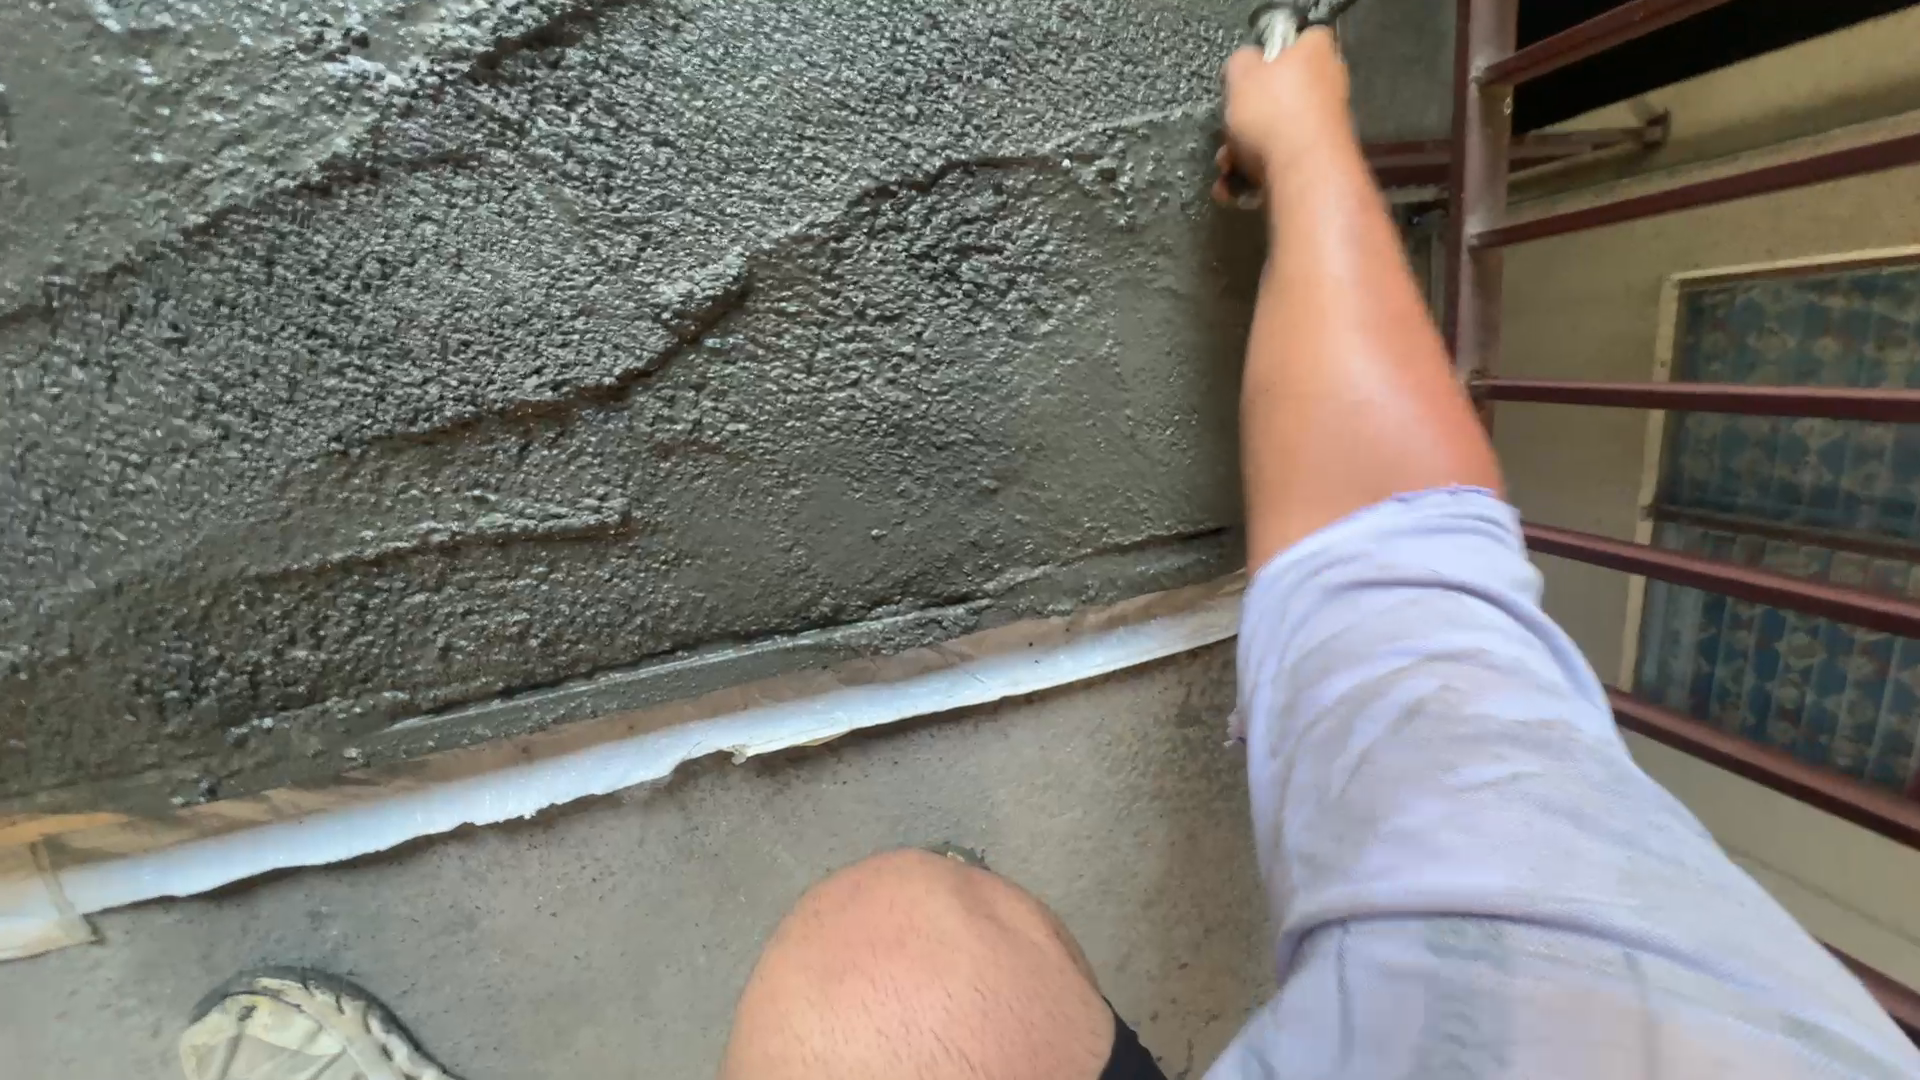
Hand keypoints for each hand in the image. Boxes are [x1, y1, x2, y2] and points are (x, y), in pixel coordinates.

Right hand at [1212, 27, 1351, 205]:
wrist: (1303, 169)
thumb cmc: (1271, 111)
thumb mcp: (1241, 75)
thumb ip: (1239, 63)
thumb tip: (1245, 63)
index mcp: (1316, 51)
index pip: (1297, 43)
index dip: (1268, 59)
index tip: (1247, 80)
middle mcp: (1327, 83)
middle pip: (1278, 96)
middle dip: (1244, 121)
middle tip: (1226, 134)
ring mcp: (1324, 124)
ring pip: (1273, 134)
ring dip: (1241, 154)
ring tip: (1225, 168)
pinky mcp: (1316, 159)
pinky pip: (1279, 162)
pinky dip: (1253, 176)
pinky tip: (1231, 188)